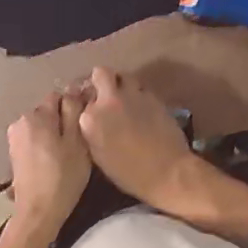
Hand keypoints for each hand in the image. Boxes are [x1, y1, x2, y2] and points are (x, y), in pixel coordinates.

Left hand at [1, 87, 92, 247]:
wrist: (37, 211)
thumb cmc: (63, 177)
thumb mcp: (77, 142)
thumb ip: (74, 112)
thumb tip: (74, 90)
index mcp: (36, 114)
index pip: (60, 96)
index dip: (75, 106)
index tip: (87, 124)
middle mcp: (21, 120)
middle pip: (48, 111)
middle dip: (62, 121)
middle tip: (80, 143)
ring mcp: (14, 138)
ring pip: (41, 126)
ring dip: (53, 134)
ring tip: (68, 154)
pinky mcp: (14, 153)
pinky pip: (34, 140)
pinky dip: (44, 146)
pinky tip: (54, 162)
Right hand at [77, 67, 223, 221]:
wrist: (167, 172)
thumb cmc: (128, 174)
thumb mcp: (98, 156)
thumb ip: (91, 132)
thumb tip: (91, 120)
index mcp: (89, 119)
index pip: (80, 97)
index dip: (85, 100)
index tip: (89, 106)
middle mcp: (108, 101)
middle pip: (100, 73)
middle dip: (101, 80)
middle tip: (105, 93)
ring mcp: (132, 95)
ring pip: (123, 76)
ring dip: (121, 83)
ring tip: (124, 97)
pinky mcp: (153, 96)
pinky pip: (141, 88)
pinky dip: (138, 94)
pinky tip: (141, 108)